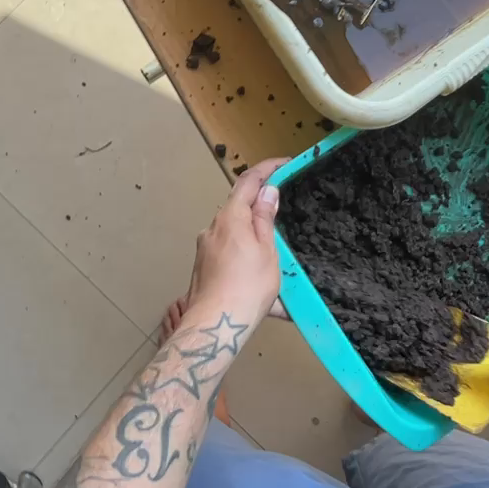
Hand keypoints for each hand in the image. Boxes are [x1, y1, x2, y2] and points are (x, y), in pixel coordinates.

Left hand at [181, 158, 287, 322]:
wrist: (216, 324)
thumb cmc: (247, 286)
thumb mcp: (267, 251)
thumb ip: (265, 219)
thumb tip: (267, 191)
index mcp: (230, 217)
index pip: (249, 181)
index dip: (267, 168)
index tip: (285, 163)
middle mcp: (213, 227)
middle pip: (239, 207)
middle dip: (260, 208)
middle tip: (283, 216)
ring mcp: (206, 247)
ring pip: (235, 234)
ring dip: (254, 241)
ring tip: (276, 263)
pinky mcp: (204, 266)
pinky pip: (229, 254)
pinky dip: (246, 259)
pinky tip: (261, 284)